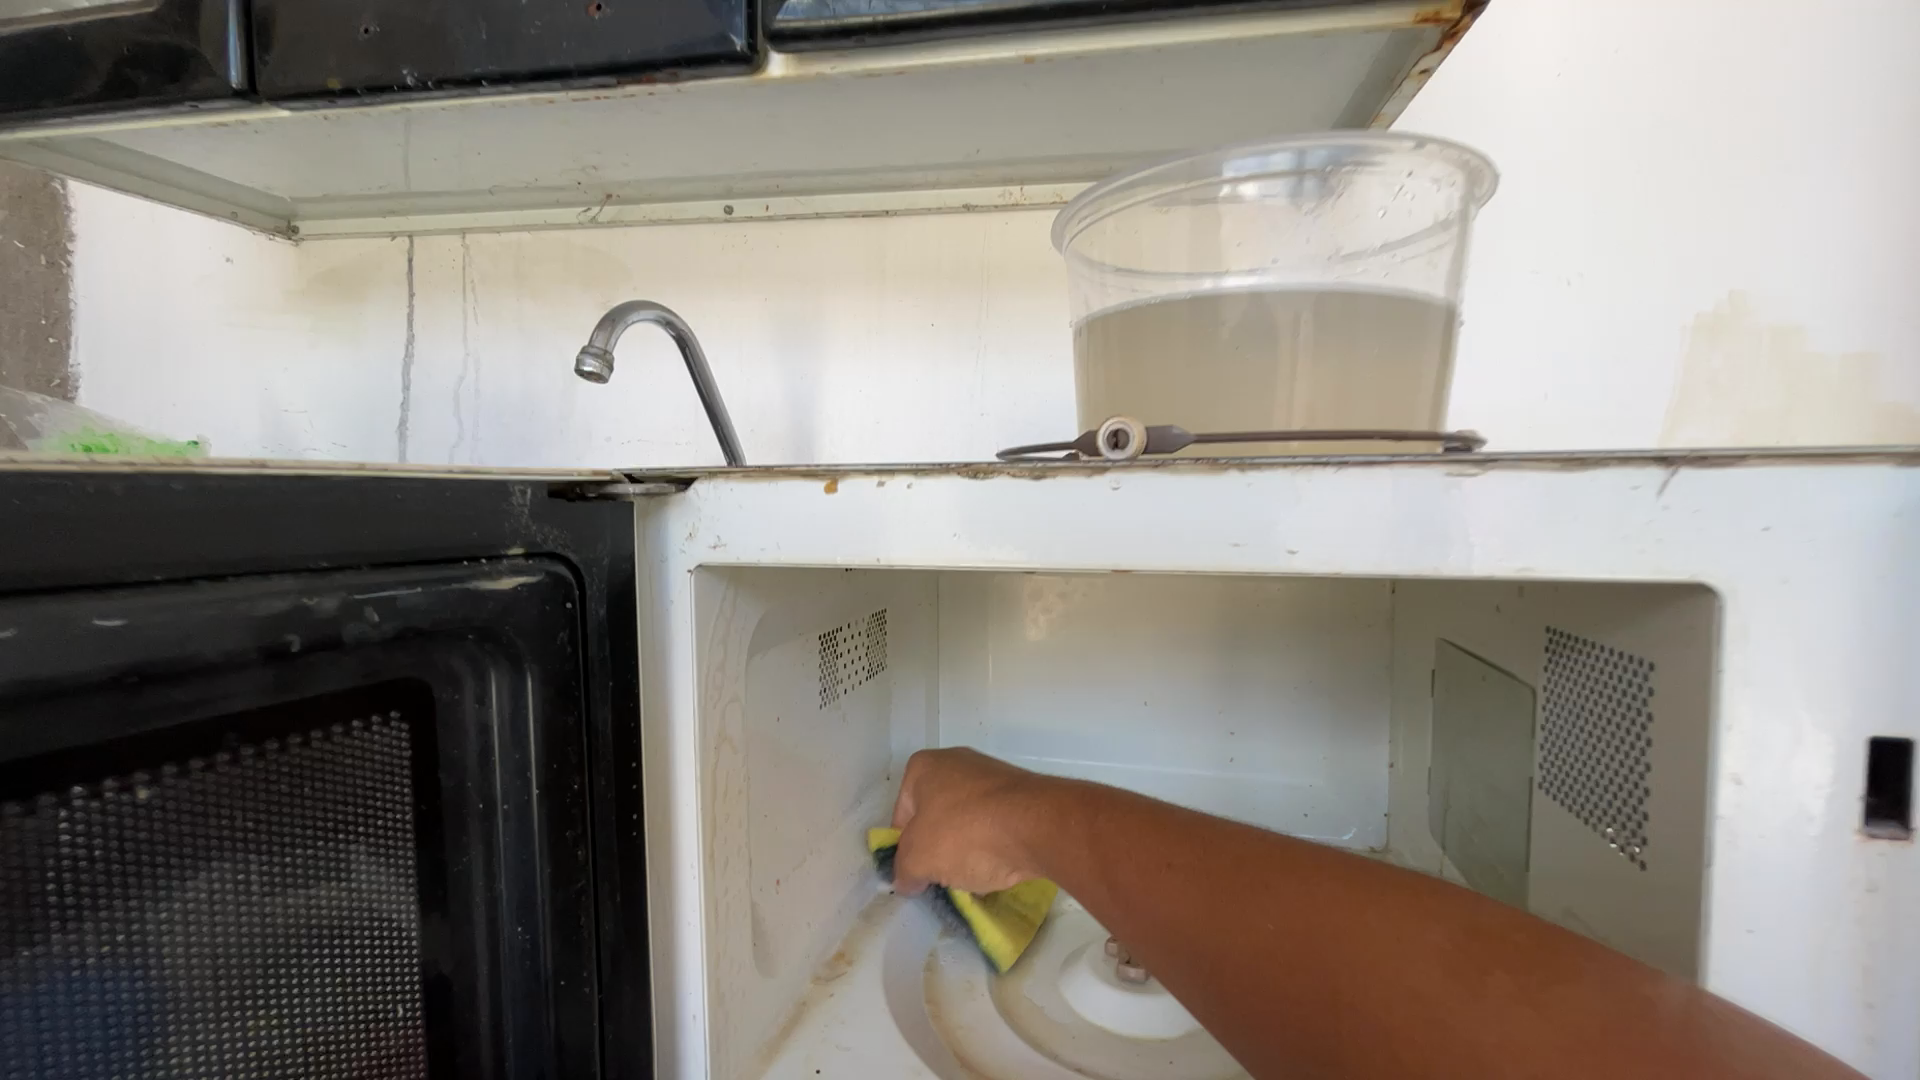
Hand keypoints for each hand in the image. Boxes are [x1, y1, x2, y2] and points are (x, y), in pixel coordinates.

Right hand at [889, 748, 1053, 895]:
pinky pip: (996, 825)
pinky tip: (999, 864)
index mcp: (925, 766)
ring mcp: (992, 775)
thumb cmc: (965, 832)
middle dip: (938, 847)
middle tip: (944, 874)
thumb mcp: (918, 857)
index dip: (905, 847)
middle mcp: (957, 762)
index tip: (916, 872)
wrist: (1035, 825)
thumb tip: (907, 880)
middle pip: (936, 816)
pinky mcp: (1020, 793)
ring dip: (967, 848)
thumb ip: (904, 869)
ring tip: (974, 873)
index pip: (902, 814)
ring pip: (967, 822)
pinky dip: (994, 845)